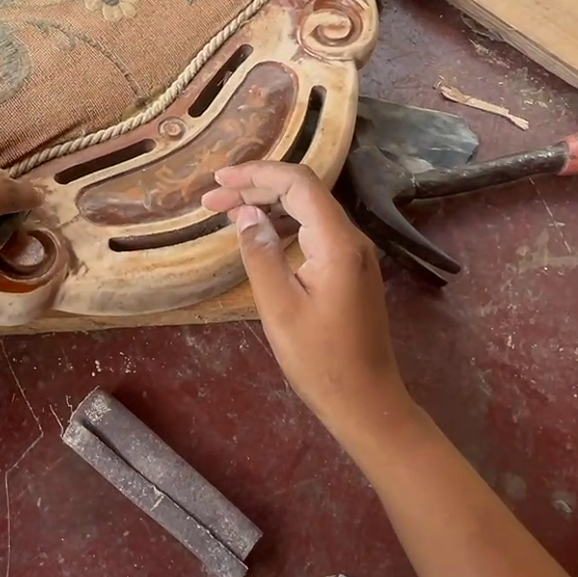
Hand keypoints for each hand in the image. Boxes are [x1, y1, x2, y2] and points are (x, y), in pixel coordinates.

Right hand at [202, 161, 412, 441]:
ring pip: (306, 208)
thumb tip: (244, 214)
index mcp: (336, 243)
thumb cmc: (319, 359)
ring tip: (225, 211)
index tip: (218, 180)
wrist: (366, 402)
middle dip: (255, 187)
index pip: (298, 183)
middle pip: (302, 191)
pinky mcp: (348, 268)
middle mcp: (351, 239)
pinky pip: (312, 229)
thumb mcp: (278, 307)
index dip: (256, 174)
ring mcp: (353, 254)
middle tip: (211, 200)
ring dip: (265, 203)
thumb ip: (259, 253)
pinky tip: (256, 232)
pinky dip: (281, 222)